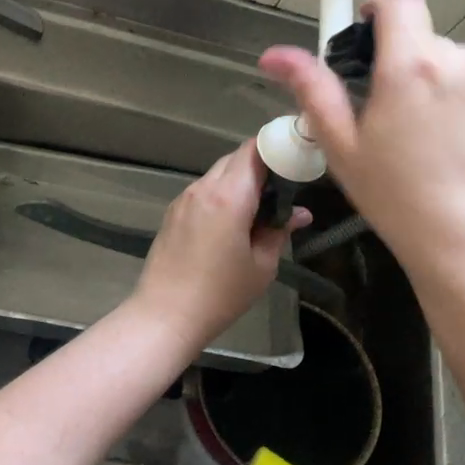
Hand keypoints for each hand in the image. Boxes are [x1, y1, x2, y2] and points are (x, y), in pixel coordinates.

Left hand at [129, 141, 308, 345]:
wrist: (165, 315)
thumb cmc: (220, 294)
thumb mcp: (261, 265)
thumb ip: (279, 231)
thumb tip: (299, 214)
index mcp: (228, 197)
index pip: (255, 150)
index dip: (278, 149)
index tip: (297, 162)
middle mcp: (202, 189)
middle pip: (236, 159)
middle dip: (262, 168)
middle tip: (284, 192)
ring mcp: (182, 200)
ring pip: (217, 175)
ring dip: (240, 183)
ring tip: (260, 211)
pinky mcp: (171, 214)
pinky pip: (202, 193)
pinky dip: (221, 196)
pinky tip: (232, 223)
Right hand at [259, 0, 464, 280]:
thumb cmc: (396, 197)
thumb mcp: (341, 146)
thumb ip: (312, 89)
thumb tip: (273, 54)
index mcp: (410, 65)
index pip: (399, 1)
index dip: (378, 12)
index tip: (365, 44)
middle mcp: (460, 58)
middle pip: (423, 37)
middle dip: (402, 62)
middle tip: (388, 115)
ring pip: (455, 61)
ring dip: (437, 81)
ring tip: (427, 134)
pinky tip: (458, 143)